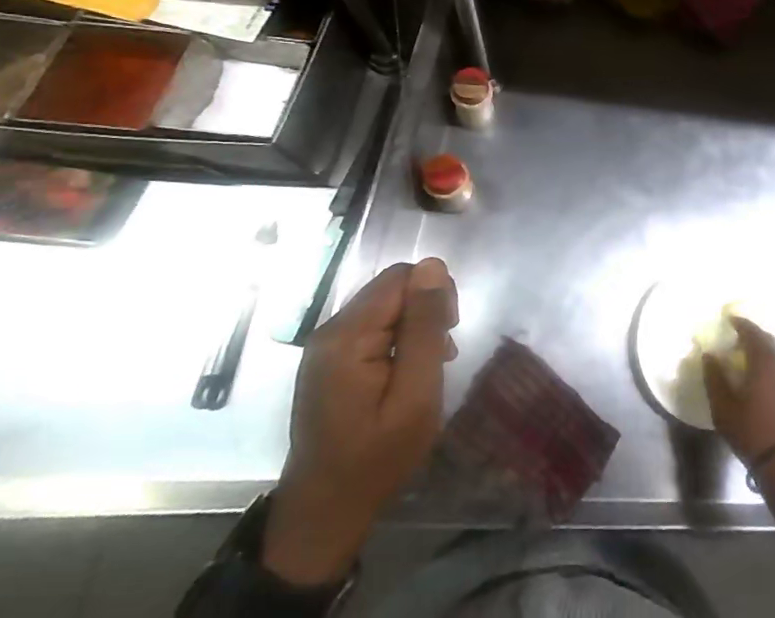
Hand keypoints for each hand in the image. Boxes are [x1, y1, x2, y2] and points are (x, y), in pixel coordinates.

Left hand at [263, 257, 458, 587]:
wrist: (325, 509)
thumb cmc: (377, 458)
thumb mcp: (415, 396)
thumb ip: (425, 329)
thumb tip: (433, 266)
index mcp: (348, 334)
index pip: (399, 277)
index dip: (432, 293)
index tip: (450, 332)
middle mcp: (330, 328)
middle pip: (388, 289)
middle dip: (423, 310)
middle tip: (443, 353)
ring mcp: (324, 345)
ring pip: (381, 309)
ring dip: (412, 327)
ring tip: (431, 365)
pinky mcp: (326, 360)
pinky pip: (368, 331)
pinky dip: (394, 342)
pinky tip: (407, 372)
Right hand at [703, 316, 774, 466]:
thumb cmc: (750, 431)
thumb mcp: (722, 406)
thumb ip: (714, 377)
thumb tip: (710, 356)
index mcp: (765, 365)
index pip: (753, 335)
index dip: (741, 324)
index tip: (730, 319)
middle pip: (770, 342)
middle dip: (754, 334)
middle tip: (738, 334)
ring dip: (765, 349)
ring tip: (750, 352)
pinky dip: (773, 362)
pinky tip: (764, 374)